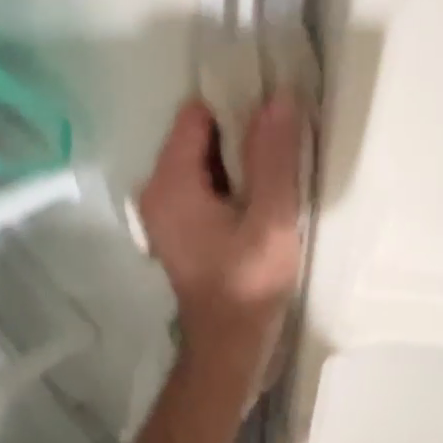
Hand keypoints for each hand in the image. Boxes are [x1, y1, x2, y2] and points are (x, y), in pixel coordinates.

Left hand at [137, 96, 304, 377]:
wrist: (229, 348)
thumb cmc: (249, 285)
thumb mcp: (271, 218)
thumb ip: (273, 156)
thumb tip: (278, 94)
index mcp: (170, 182)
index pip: (197, 113)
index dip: (236, 101)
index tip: (276, 104)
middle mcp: (157, 191)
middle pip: (198, 135)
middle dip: (241, 128)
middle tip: (286, 134)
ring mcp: (166, 212)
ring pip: (204, 161)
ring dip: (240, 156)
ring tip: (281, 160)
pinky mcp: (181, 229)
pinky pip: (205, 186)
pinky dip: (232, 181)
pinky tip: (264, 190)